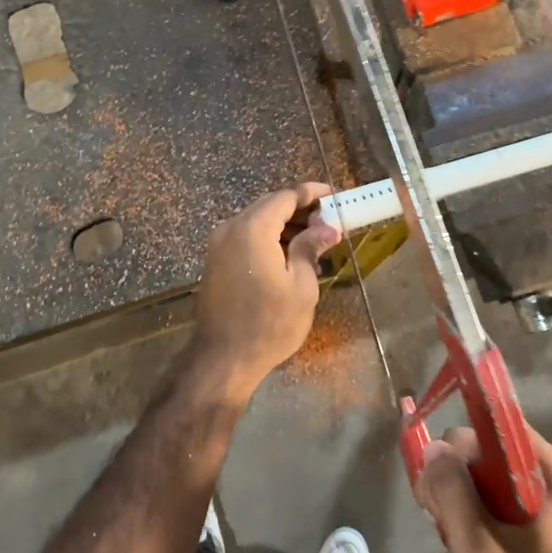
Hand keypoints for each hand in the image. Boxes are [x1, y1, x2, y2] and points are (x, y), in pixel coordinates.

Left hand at [190, 183, 341, 394]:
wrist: (223, 358)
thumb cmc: (269, 323)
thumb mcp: (300, 286)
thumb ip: (310, 248)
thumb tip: (328, 229)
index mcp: (253, 228)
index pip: (286, 197)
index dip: (312, 194)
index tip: (335, 196)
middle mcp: (231, 228)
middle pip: (270, 206)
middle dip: (300, 210)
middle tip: (329, 221)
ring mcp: (219, 245)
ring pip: (257, 222)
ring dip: (285, 226)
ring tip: (316, 242)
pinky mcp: (216, 261)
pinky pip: (246, 238)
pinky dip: (269, 239)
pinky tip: (291, 257)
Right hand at [413, 425, 551, 552]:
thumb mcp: (475, 545)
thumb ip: (453, 493)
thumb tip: (434, 448)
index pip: (499, 428)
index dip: (464, 446)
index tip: (442, 474)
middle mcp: (546, 468)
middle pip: (484, 442)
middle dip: (453, 469)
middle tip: (437, 507)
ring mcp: (531, 481)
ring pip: (475, 458)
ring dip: (451, 484)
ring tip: (443, 521)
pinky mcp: (516, 496)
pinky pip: (477, 476)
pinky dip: (458, 494)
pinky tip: (451, 522)